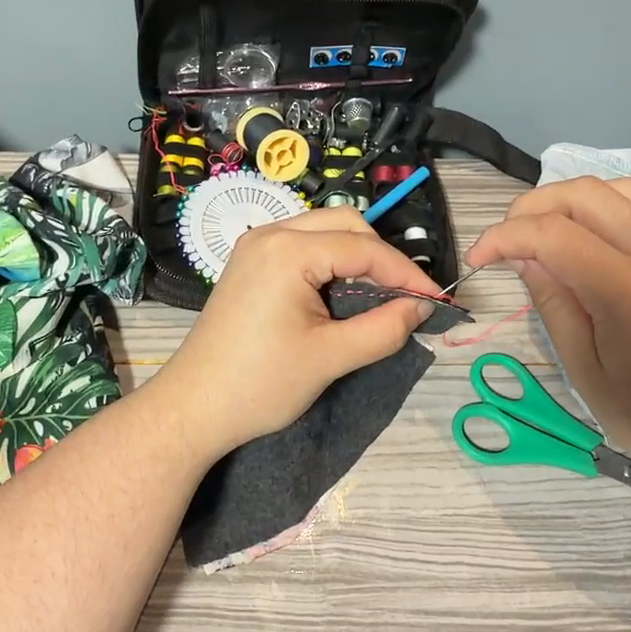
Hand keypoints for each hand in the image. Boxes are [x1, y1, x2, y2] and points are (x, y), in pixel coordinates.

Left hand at [150, 208, 440, 459]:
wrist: (193, 407)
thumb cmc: (259, 384)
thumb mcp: (330, 358)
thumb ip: (384, 328)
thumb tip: (422, 307)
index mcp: (287, 251)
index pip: (363, 247)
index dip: (406, 273)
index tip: (437, 301)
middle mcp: (270, 235)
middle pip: (345, 224)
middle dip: (381, 257)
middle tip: (405, 299)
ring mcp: (255, 246)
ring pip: (324, 232)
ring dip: (357, 258)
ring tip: (380, 300)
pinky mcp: (250, 263)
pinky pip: (303, 247)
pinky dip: (331, 263)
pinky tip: (343, 297)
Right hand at [464, 177, 630, 505]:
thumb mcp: (586, 374)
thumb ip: (554, 304)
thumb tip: (523, 257)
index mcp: (630, 295)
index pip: (552, 233)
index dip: (503, 237)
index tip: (477, 259)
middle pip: (581, 194)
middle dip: (529, 209)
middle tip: (505, 245)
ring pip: (614, 188)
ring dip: (566, 200)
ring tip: (542, 236)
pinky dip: (602, 206)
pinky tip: (586, 238)